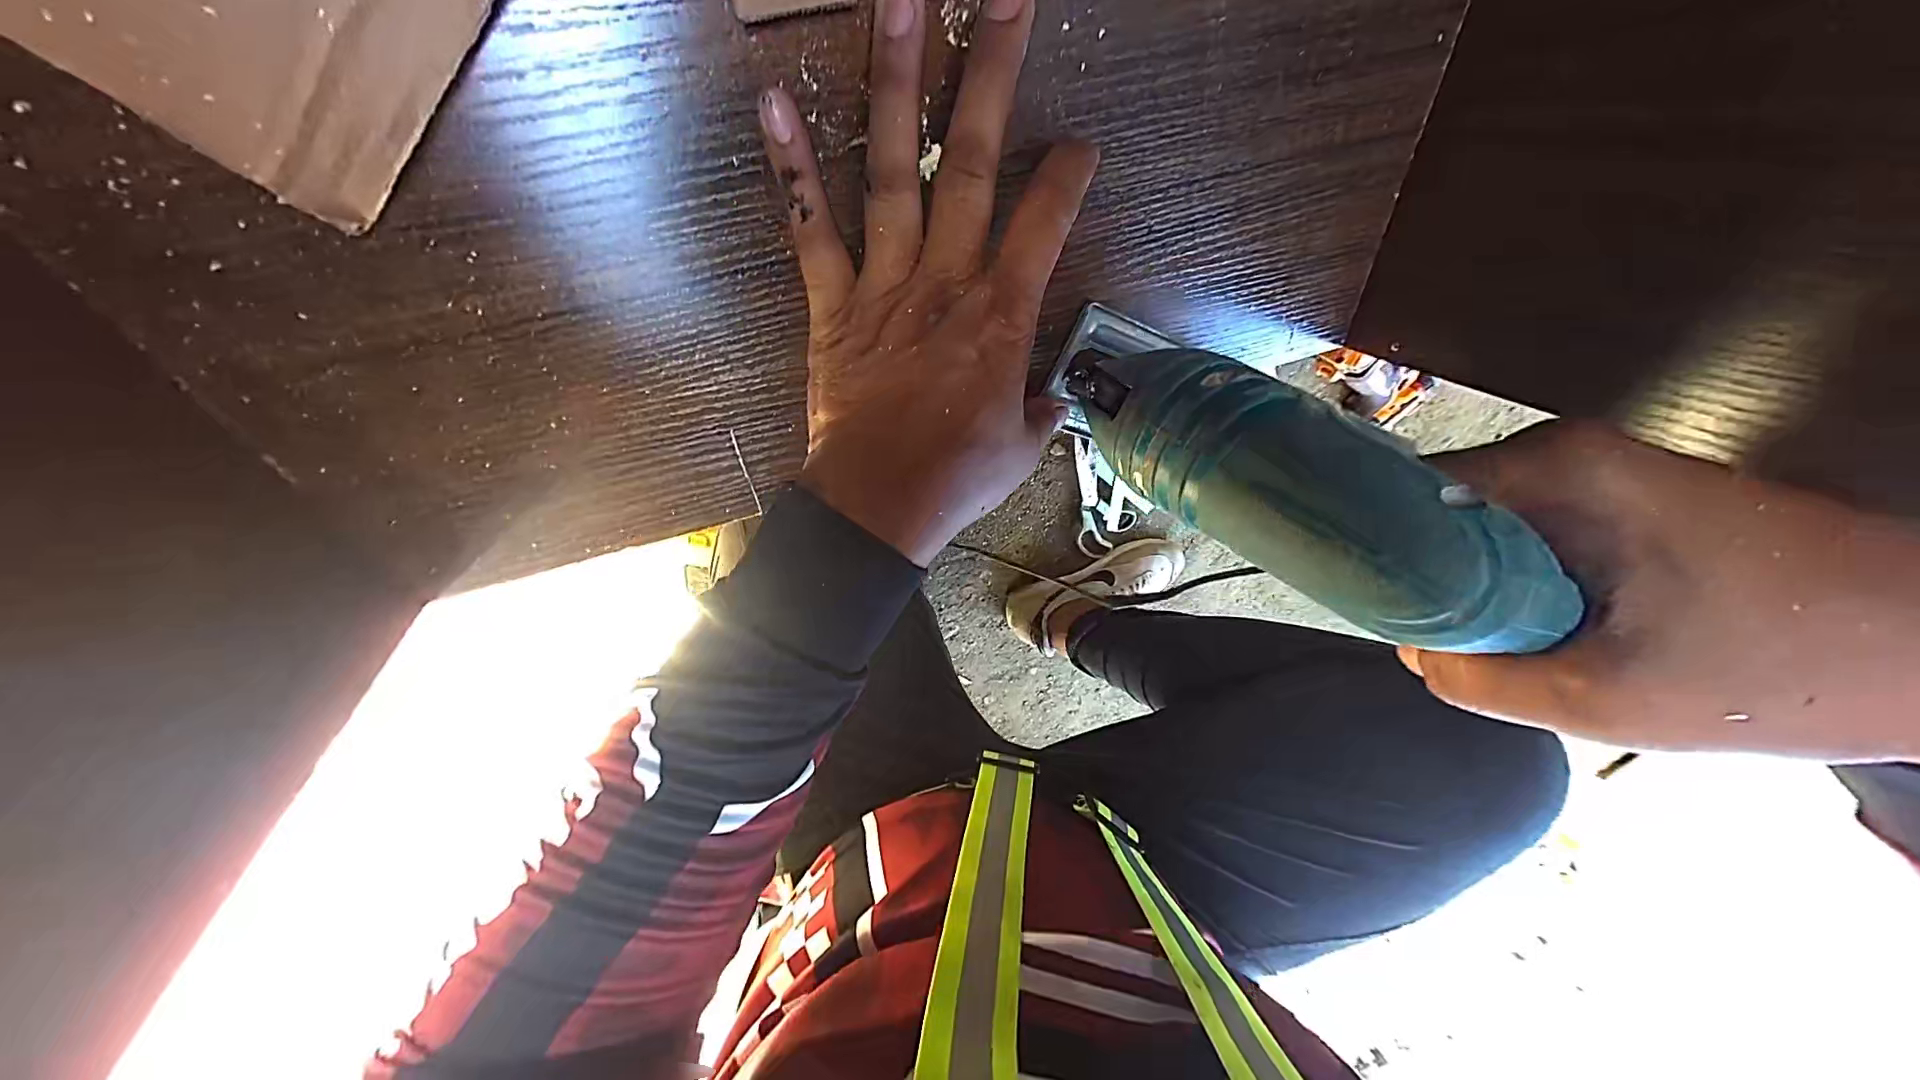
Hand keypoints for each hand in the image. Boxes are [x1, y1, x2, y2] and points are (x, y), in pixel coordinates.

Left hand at [757, 0, 1095, 566]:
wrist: (882, 504)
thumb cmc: (956, 478)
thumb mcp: (1018, 447)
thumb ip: (1038, 411)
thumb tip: (1052, 401)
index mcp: (1000, 317)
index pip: (1044, 223)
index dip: (1066, 177)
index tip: (1078, 146)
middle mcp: (945, 283)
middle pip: (971, 164)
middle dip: (990, 73)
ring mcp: (885, 288)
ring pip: (893, 173)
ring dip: (894, 84)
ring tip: (897, 3)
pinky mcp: (834, 308)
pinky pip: (812, 230)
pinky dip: (793, 169)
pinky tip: (774, 100)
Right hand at [1400, 421, 1919, 761]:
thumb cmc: (1782, 667)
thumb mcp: (1603, 701)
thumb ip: (1479, 680)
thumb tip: (1415, 653)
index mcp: (1552, 471)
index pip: (1405, 487)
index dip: (1368, 537)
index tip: (1350, 588)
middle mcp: (1561, 454)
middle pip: (1435, 506)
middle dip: (1419, 571)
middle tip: (1413, 631)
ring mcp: (1590, 472)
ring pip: (1474, 524)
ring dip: (1462, 579)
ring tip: (1463, 636)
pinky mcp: (1613, 496)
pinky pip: (1515, 533)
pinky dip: (1500, 576)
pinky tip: (1517, 623)